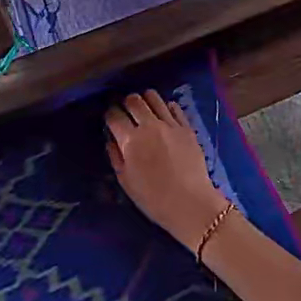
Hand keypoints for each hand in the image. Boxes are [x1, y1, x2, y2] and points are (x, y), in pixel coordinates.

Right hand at [105, 91, 229, 246]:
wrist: (190, 203)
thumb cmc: (153, 198)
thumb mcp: (126, 181)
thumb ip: (116, 156)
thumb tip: (111, 139)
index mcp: (131, 140)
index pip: (114, 115)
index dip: (109, 114)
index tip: (110, 117)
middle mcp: (149, 126)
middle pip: (134, 100)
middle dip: (126, 102)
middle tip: (126, 111)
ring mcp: (170, 124)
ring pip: (154, 97)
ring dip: (145, 100)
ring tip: (145, 108)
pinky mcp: (186, 127)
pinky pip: (174, 107)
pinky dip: (166, 107)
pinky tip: (164, 115)